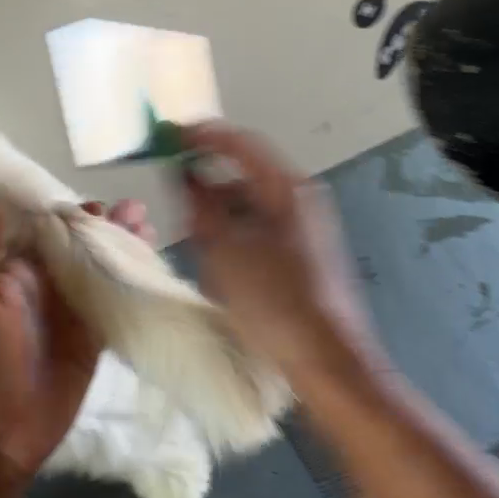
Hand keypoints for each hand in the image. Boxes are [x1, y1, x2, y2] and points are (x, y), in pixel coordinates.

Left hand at [0, 198, 149, 483]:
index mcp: (6, 271)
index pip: (38, 228)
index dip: (64, 210)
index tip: (94, 197)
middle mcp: (39, 285)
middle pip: (74, 244)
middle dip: (101, 225)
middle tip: (133, 208)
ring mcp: (68, 310)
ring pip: (98, 266)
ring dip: (120, 245)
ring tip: (146, 225)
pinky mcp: (92, 337)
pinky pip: (114, 299)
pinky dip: (131, 280)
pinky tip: (150, 262)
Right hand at [181, 123, 384, 384]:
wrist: (329, 361)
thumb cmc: (276, 302)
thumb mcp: (225, 252)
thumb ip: (201, 205)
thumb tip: (185, 173)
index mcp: (287, 188)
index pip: (240, 143)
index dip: (202, 136)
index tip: (168, 138)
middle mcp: (301, 198)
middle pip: (245, 175)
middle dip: (208, 186)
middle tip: (176, 202)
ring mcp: (306, 226)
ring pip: (251, 206)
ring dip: (220, 216)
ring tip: (195, 242)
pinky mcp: (305, 253)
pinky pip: (260, 230)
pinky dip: (236, 237)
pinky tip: (220, 267)